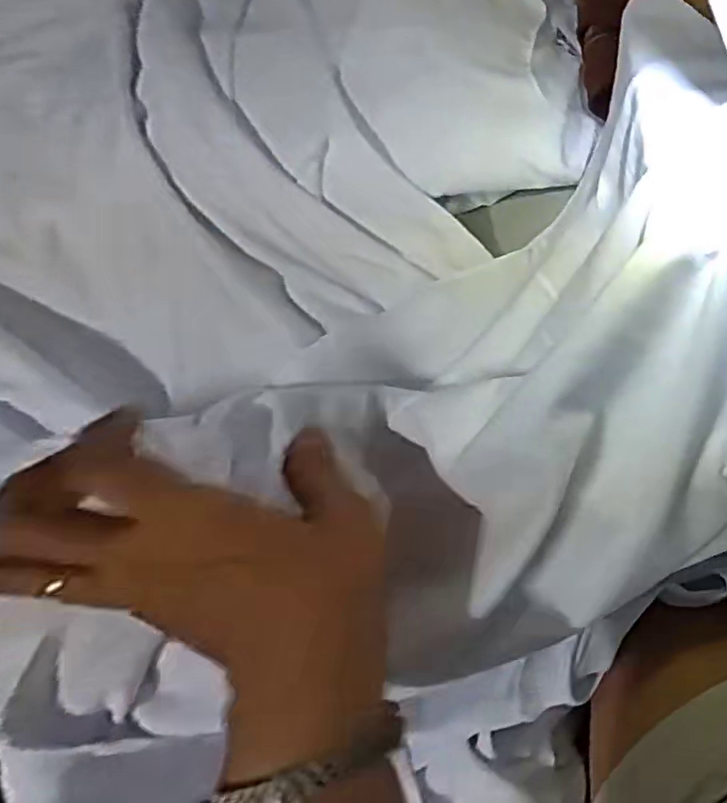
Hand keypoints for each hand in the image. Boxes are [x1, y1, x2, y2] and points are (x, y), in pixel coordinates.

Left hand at [0, 409, 390, 785]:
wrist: (306, 655)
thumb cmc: (330, 577)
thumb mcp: (345, 516)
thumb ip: (317, 474)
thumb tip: (303, 437)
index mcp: (185, 518)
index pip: (100, 470)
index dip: (100, 436)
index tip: (132, 418)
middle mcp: (130, 550)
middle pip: (21, 518)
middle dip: (34, 480)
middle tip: (86, 458)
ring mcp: (121, 586)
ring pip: (15, 562)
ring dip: (18, 526)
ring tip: (67, 500)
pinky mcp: (130, 608)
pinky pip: (52, 581)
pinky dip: (47, 555)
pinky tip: (97, 537)